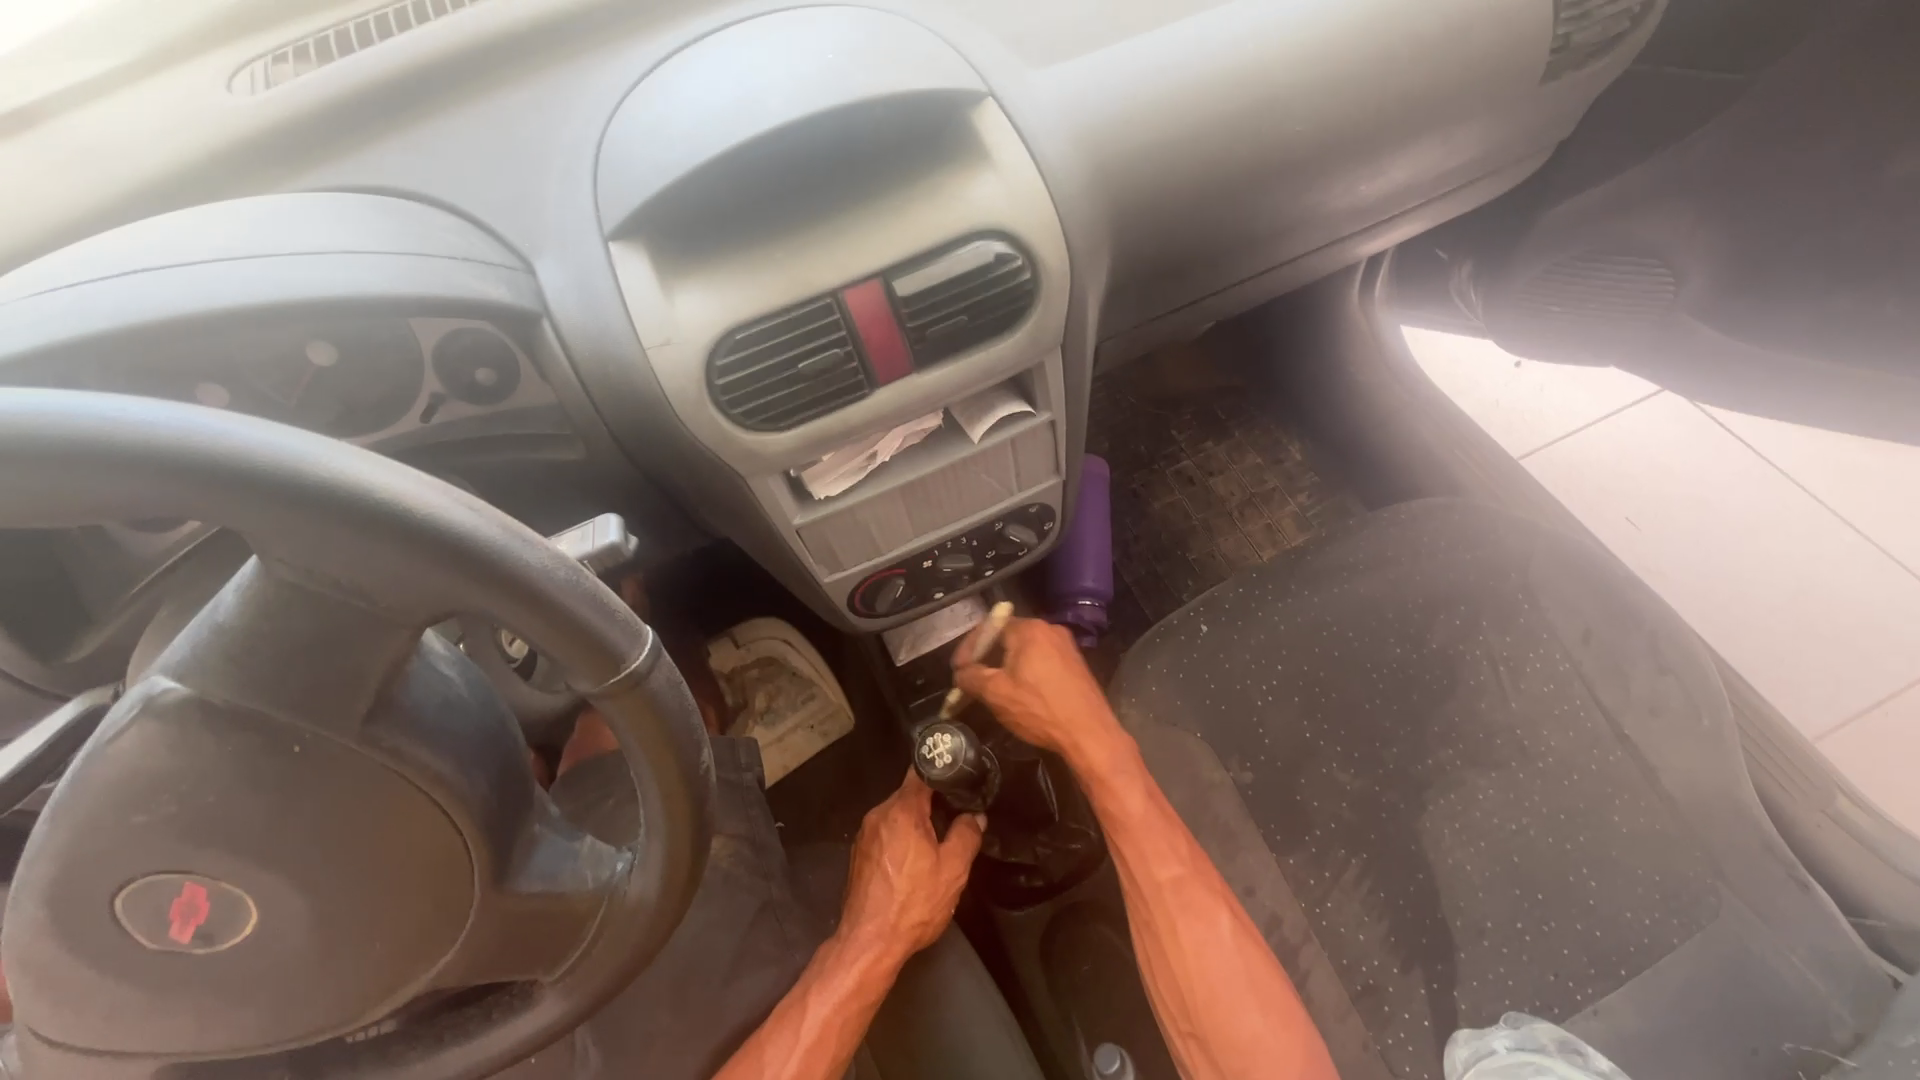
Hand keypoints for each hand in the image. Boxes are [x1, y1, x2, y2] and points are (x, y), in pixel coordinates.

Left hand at [840, 770, 984, 960]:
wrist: (869, 942)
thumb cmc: (913, 903)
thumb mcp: (953, 870)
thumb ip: (966, 835)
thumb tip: (975, 816)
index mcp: (901, 810)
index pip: (921, 771)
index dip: (942, 770)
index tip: (960, 775)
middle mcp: (878, 815)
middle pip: (908, 794)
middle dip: (932, 802)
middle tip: (957, 815)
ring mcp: (865, 835)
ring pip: (896, 815)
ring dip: (916, 823)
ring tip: (939, 841)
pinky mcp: (859, 854)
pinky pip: (885, 833)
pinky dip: (901, 838)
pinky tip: (914, 861)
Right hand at [952, 616, 1126, 768]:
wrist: (1089, 734)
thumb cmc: (1039, 709)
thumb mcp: (996, 693)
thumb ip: (972, 677)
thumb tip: (960, 673)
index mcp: (1030, 629)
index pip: (989, 627)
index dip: (968, 647)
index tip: (958, 669)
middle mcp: (1050, 630)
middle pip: (1007, 637)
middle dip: (986, 657)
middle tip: (971, 678)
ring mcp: (1066, 647)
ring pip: (1024, 650)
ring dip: (1004, 666)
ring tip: (991, 688)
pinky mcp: (1075, 664)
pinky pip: (1041, 660)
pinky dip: (1024, 672)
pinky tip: (1018, 693)